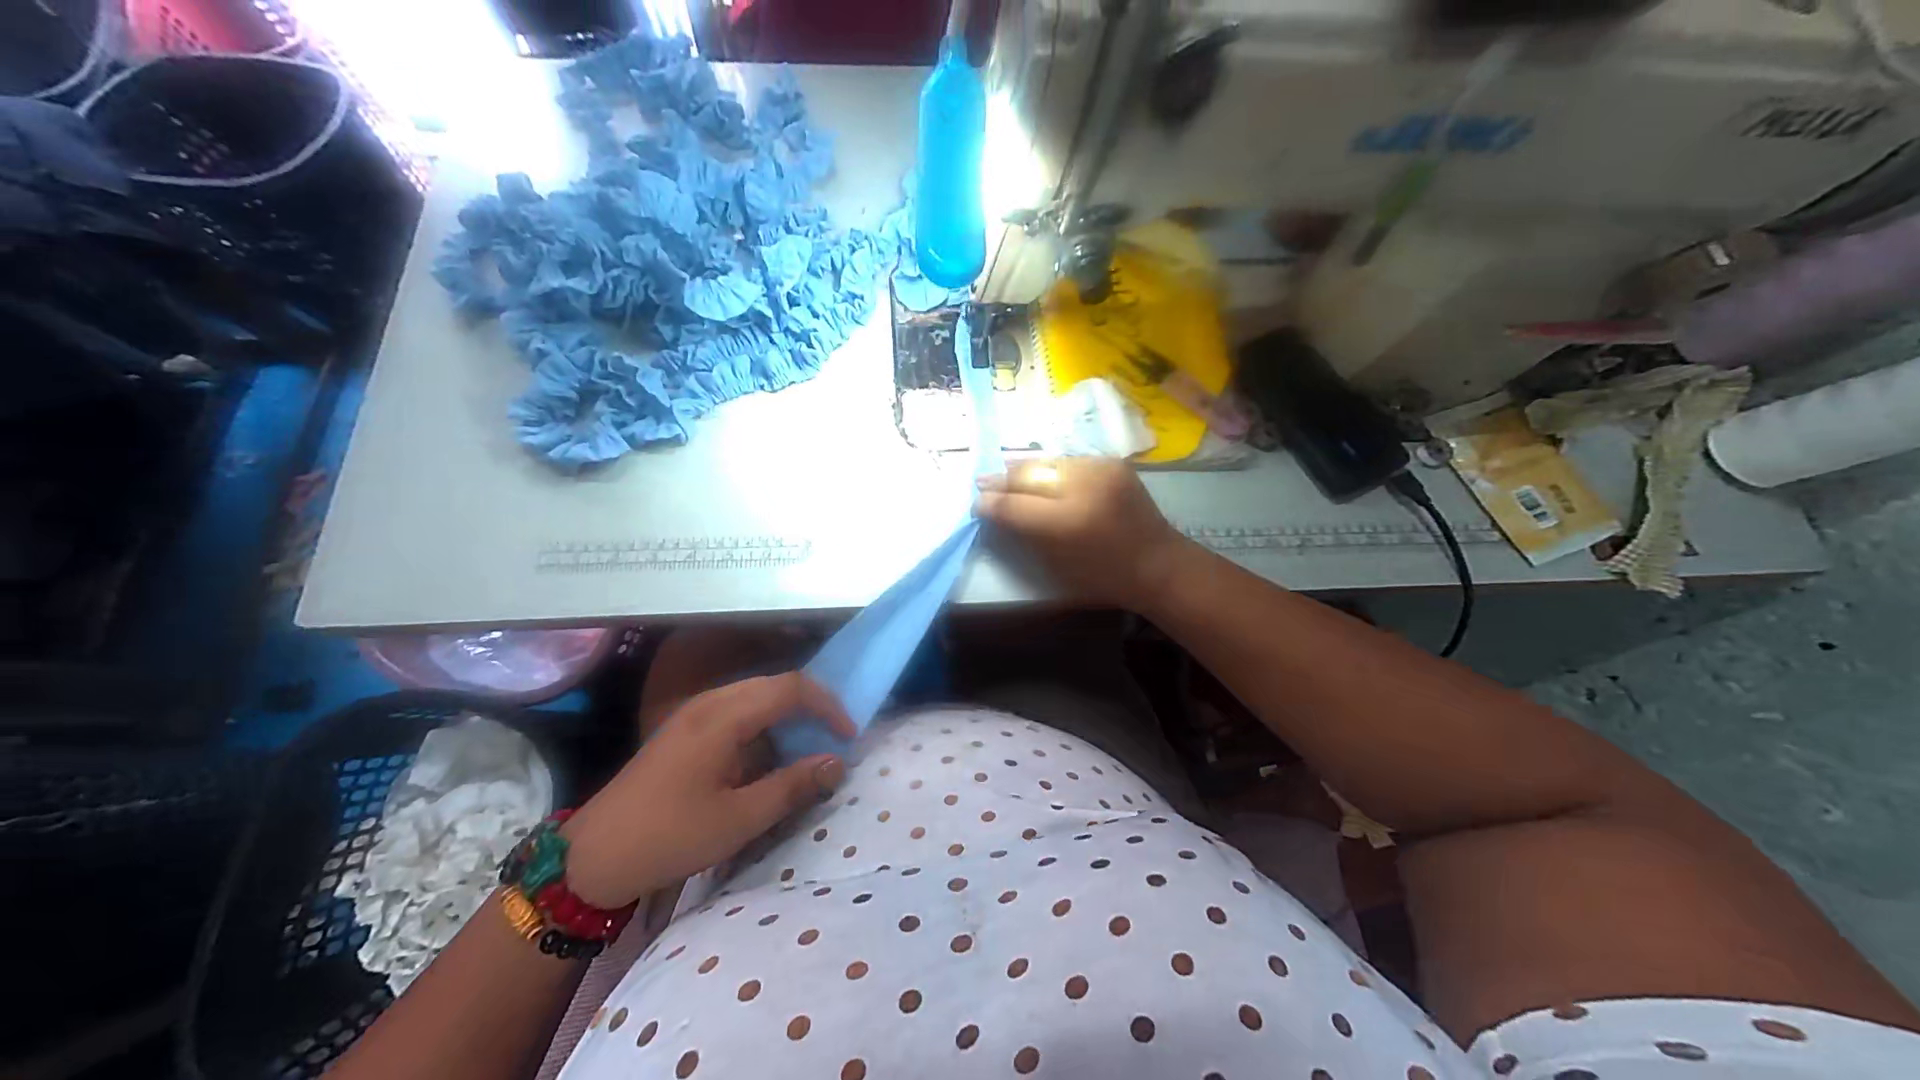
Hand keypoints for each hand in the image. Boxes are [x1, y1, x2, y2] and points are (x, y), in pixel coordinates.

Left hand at [559, 673, 852, 907]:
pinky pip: (737, 710)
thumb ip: (792, 786)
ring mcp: (694, 714)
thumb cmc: (668, 836)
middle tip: (834, 740)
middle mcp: (709, 702)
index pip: (792, 688)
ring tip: (809, 748)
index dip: (828, 706)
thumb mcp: (739, 820)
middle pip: (775, 684)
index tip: (849, 737)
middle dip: (812, 706)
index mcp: (723, 716)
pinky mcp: (685, 730)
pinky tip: (769, 756)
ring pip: (756, 695)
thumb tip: (837, 763)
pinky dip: (765, 725)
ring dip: (788, 715)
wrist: (591, 857)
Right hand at [975, 457, 1192, 608]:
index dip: (989, 503)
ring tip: (1004, 472)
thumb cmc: (1103, 578)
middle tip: (981, 481)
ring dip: (1023, 468)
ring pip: (1046, 461)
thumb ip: (1023, 533)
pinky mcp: (1112, 462)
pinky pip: (1069, 461)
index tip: (976, 503)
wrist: (1158, 564)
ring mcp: (1100, 469)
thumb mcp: (1055, 564)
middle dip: (1001, 479)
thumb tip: (995, 509)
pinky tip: (1040, 473)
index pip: (1013, 504)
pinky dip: (1051, 468)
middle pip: (1027, 475)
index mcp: (1066, 521)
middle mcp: (1082, 487)